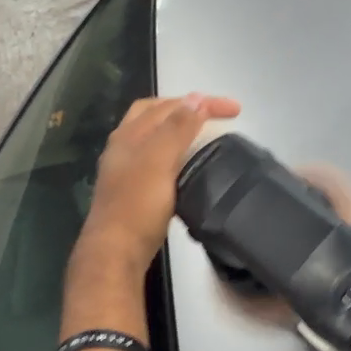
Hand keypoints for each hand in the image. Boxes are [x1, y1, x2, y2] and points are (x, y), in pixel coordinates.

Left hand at [77, 94, 239, 275]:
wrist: (116, 251)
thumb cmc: (138, 205)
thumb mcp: (160, 162)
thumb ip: (177, 129)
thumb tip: (196, 99)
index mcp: (129, 136)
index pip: (167, 106)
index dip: (200, 102)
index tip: (234, 109)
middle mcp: (123, 148)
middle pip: (154, 116)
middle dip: (185, 108)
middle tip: (214, 114)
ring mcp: (125, 171)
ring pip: (153, 139)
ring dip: (178, 131)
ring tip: (204, 135)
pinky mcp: (133, 193)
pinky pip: (156, 162)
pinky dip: (175, 155)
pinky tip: (186, 168)